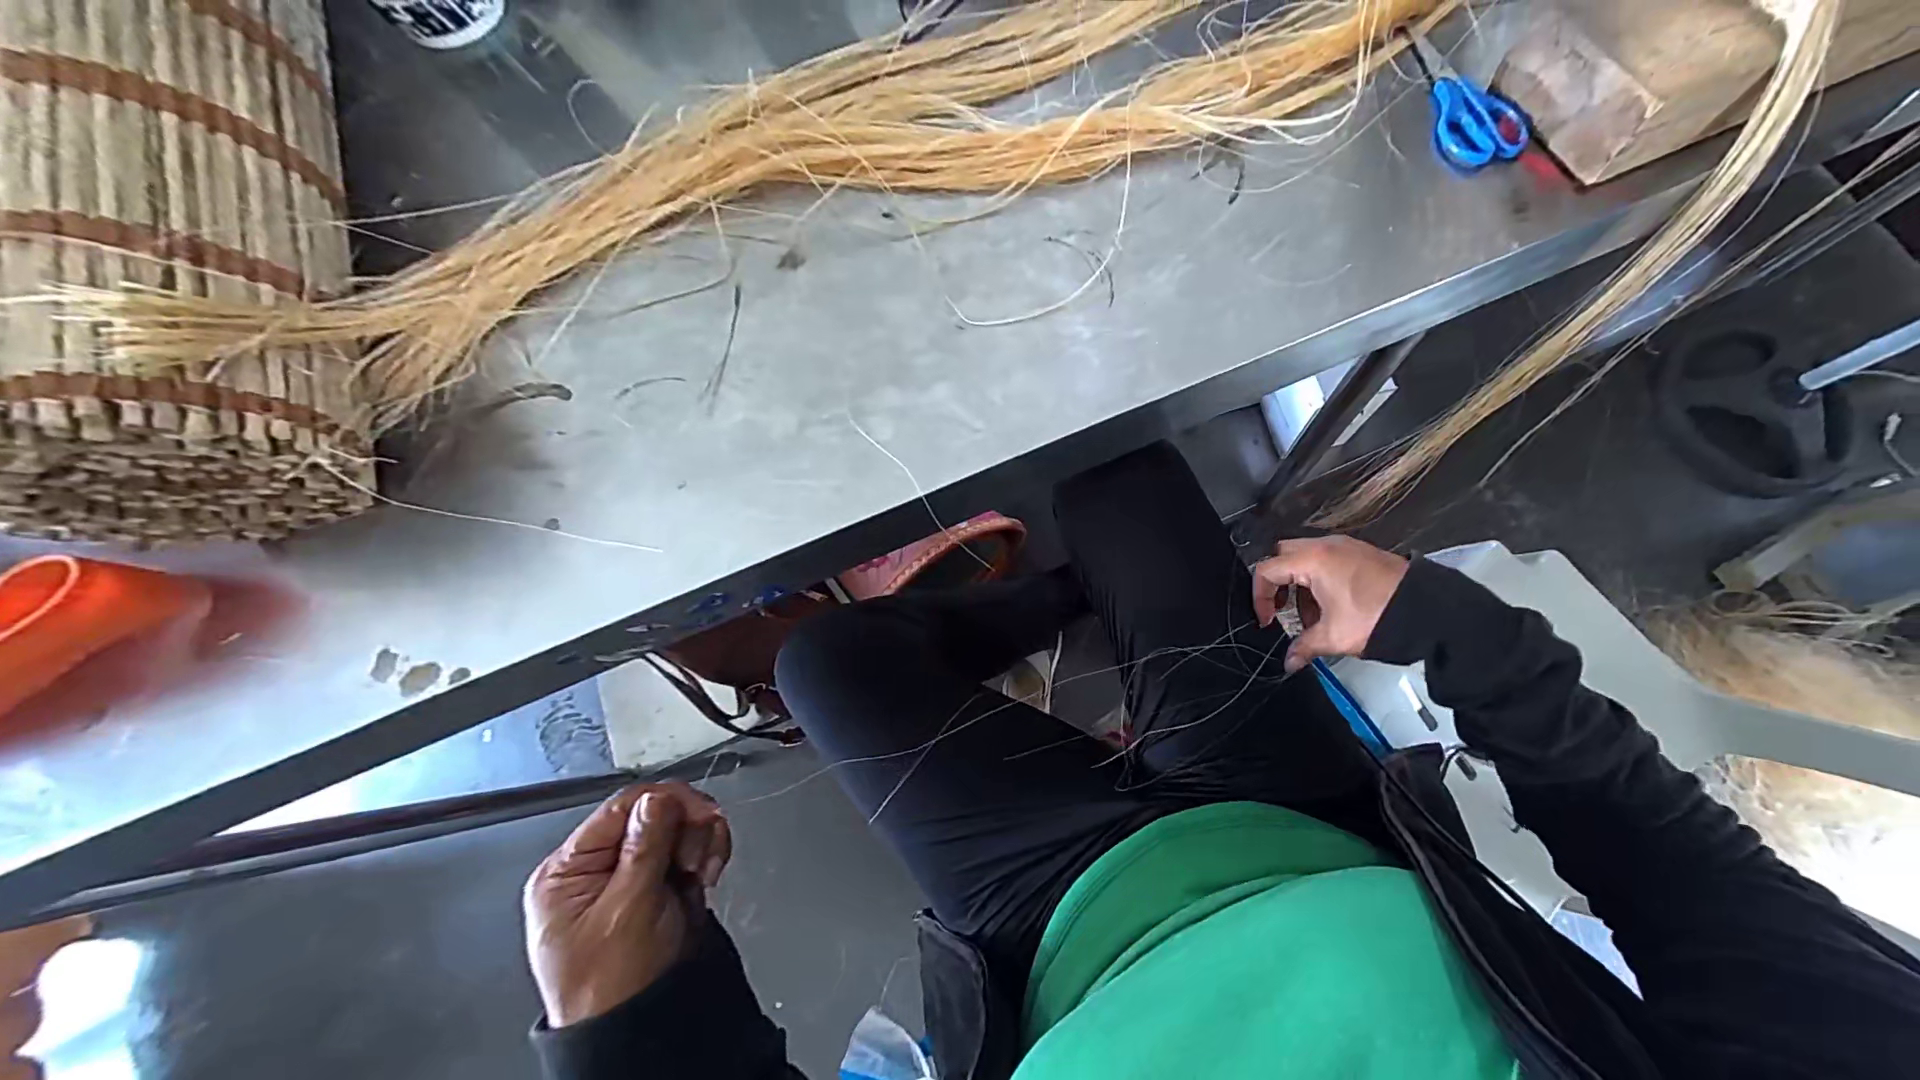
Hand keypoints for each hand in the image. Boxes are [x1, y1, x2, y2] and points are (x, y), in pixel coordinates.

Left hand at [522, 782, 731, 1026]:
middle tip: (697, 856)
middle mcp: (598, 864)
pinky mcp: (661, 878)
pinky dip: (707, 852)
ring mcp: (631, 871)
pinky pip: (691, 843)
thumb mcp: (628, 911)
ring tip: (702, 873)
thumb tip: (658, 798)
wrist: (640, 1031)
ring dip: (701, 840)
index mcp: (569, 870)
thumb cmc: (613, 986)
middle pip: (655, 809)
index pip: (622, 806)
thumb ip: (644, 848)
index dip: (665, 803)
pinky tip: (705, 875)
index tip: (699, 813)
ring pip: (679, 823)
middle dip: (687, 827)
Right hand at [1251, 536, 1408, 673]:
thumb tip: (1289, 663)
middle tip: (1281, 610)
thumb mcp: (1334, 636)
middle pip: (1282, 556)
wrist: (1432, 611)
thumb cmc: (1378, 618)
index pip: (1267, 571)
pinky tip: (1330, 606)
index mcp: (1313, 560)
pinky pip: (1326, 560)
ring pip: (1304, 557)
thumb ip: (1304, 647)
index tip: (1267, 620)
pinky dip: (1318, 579)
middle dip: (1277, 584)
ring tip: (1311, 616)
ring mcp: (1345, 546)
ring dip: (1299, 584)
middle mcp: (1325, 546)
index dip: (1259, 597)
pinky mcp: (1361, 553)